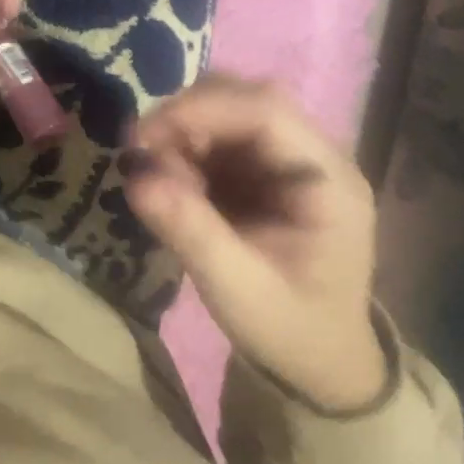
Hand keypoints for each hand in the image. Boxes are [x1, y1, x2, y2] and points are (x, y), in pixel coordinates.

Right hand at [124, 76, 387, 411]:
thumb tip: (135, 174)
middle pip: (245, 98)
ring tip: (157, 175)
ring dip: (181, 131)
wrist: (319, 365)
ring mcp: (286, 160)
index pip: (266, 111)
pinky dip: (182, 147)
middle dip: (186, 116)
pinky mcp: (260, 169)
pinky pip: (214, 134)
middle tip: (141, 153)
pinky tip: (170, 182)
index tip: (144, 138)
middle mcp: (312, 156)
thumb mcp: (236, 288)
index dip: (200, 110)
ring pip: (225, 109)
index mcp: (328, 181)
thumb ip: (190, 230)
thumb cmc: (288, 329)